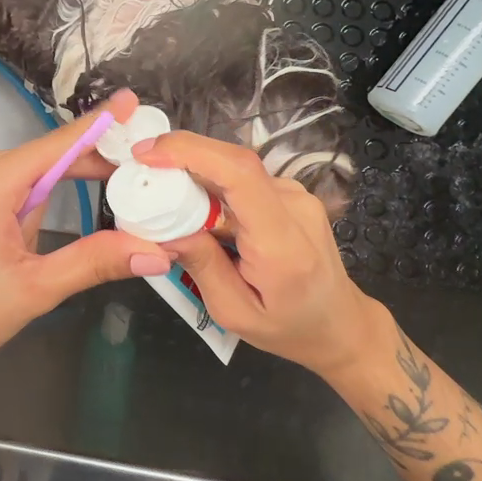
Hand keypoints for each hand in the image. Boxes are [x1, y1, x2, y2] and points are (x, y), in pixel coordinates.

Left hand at [0, 91, 173, 397]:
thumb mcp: (37, 288)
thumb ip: (96, 261)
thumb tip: (155, 252)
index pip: (55, 145)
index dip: (97, 125)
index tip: (131, 103)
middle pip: (41, 156)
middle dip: (88, 165)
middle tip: (140, 173)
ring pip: (25, 169)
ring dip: (60, 183)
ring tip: (109, 193)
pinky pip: (4, 181)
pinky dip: (33, 191)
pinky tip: (58, 207)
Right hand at [134, 132, 390, 377]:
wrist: (342, 325)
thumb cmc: (288, 328)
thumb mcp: (234, 313)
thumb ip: (201, 266)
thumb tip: (164, 228)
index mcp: (281, 242)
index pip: (240, 175)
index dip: (191, 153)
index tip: (147, 153)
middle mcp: (294, 206)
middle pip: (231, 162)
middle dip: (180, 158)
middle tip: (140, 173)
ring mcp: (296, 194)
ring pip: (231, 167)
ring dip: (192, 173)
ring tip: (162, 195)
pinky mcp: (289, 192)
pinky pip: (239, 177)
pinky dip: (209, 183)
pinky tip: (194, 206)